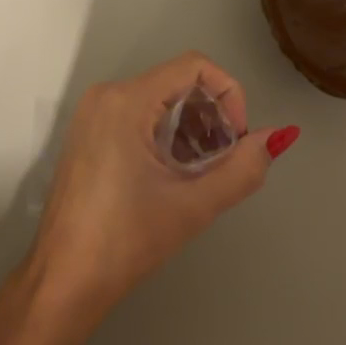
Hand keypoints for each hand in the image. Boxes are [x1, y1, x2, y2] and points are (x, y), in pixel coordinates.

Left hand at [26, 51, 297, 316]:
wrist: (65, 278)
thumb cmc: (126, 239)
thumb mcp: (193, 205)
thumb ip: (243, 168)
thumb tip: (280, 136)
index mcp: (127, 100)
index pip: (194, 66)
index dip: (229, 93)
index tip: (239, 139)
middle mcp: (107, 95)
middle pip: (177, 82)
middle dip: (212, 116)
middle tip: (225, 162)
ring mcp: (93, 114)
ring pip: (159, 100)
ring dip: (192, 128)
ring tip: (204, 174)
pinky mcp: (89, 134)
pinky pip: (139, 116)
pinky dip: (167, 135)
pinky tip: (177, 175)